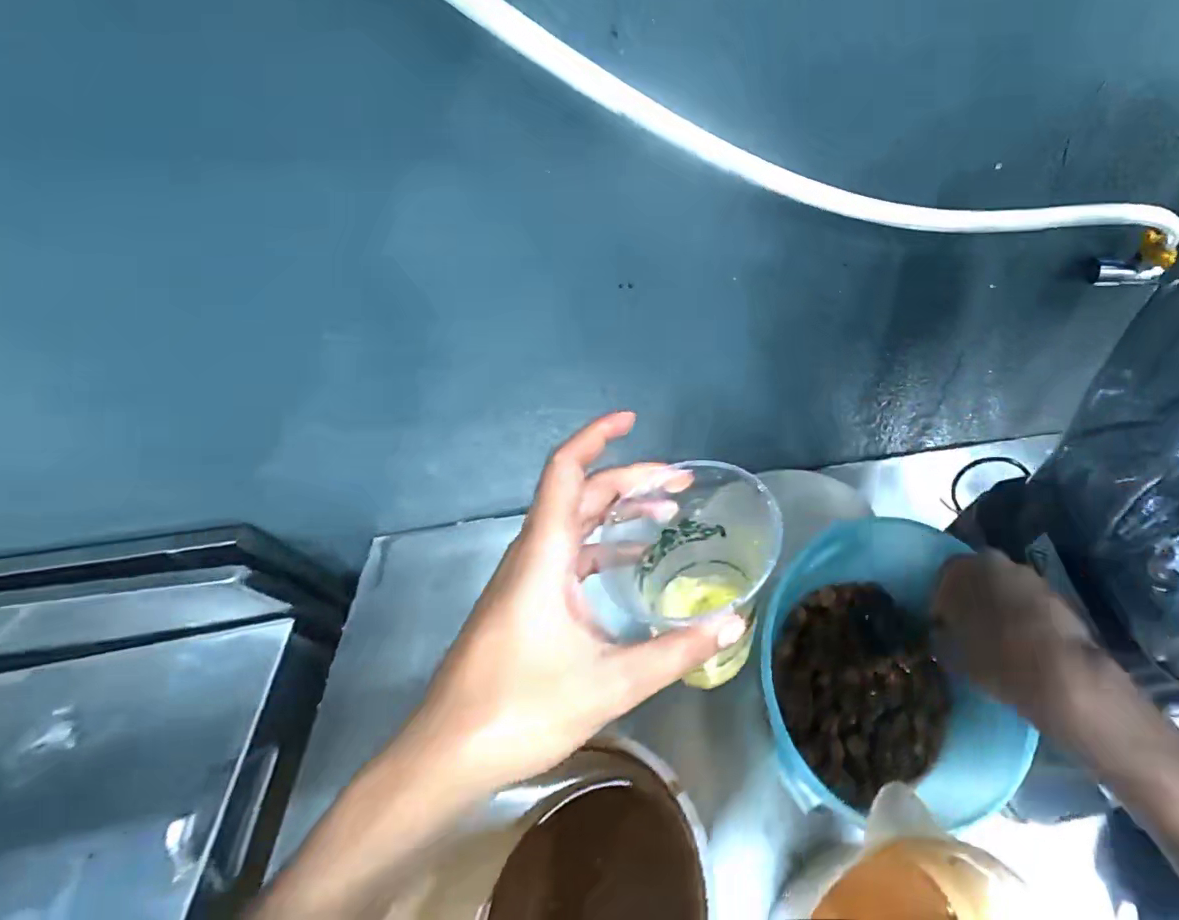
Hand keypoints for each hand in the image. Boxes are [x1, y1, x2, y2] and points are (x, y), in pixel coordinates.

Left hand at [393, 412, 744, 800]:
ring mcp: (525, 579)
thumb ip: (676, 652)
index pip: (566, 472)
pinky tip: (636, 562)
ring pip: (575, 523)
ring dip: (620, 510)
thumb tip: (734, 623)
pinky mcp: (525, 602)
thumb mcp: (610, 684)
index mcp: (544, 556)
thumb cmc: (520, 710)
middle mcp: (532, 556)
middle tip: (682, 484)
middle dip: (632, 479)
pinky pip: (570, 553)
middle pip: (581, 494)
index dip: (596, 437)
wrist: (444, 759)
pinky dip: (605, 544)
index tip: (631, 419)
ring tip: (669, 515)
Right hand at [931, 548, 1101, 725]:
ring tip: (1000, 639)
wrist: (1059, 670)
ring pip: (1002, 586)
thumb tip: (943, 633)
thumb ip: (942, 637)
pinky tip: (1025, 641)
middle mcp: (991, 560)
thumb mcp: (953, 656)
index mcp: (958, 570)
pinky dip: (1022, 613)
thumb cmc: (994, 659)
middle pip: (974, 578)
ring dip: (998, 604)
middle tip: (969, 632)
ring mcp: (1025, 572)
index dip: (941, 607)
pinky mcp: (1052, 589)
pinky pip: (1027, 599)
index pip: (941, 581)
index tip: (943, 630)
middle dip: (970, 600)